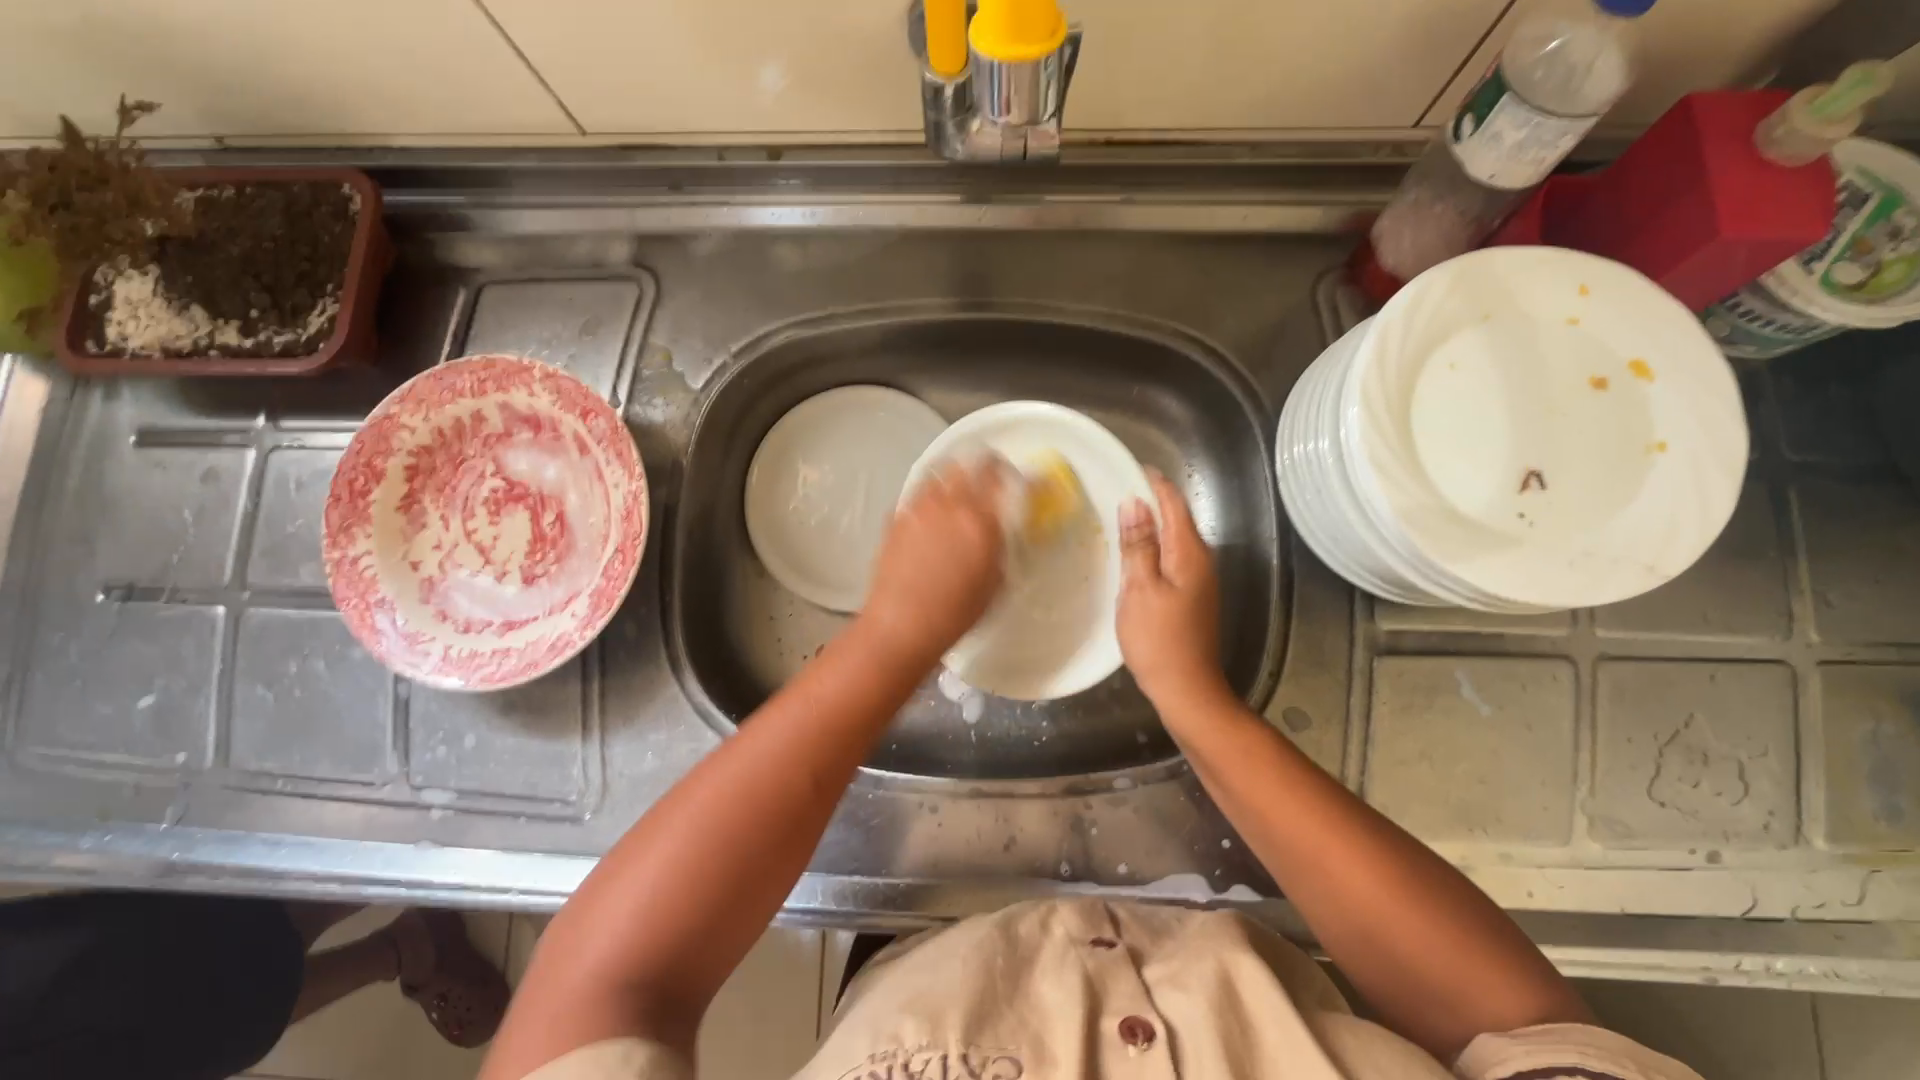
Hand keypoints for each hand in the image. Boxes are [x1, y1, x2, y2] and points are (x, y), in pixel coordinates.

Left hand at [857, 458, 1007, 667]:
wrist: (900, 626)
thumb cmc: (955, 613)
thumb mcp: (995, 582)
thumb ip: (1000, 546)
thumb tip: (1001, 530)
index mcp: (981, 520)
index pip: (1002, 477)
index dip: (1016, 473)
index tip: (1022, 478)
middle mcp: (949, 505)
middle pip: (968, 463)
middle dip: (983, 465)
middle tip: (991, 475)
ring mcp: (918, 508)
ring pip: (939, 472)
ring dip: (953, 474)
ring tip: (959, 489)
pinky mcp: (895, 518)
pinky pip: (917, 494)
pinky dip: (929, 495)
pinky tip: (932, 514)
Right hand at [1118, 470, 1227, 707]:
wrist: (1186, 688)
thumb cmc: (1158, 639)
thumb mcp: (1140, 589)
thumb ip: (1138, 545)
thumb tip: (1135, 503)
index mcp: (1189, 553)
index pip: (1173, 503)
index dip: (1152, 482)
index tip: (1125, 467)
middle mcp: (1200, 560)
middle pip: (1176, 518)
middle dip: (1148, 501)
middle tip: (1112, 490)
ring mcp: (1199, 579)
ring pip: (1173, 539)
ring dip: (1149, 526)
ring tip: (1116, 518)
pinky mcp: (1192, 596)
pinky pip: (1171, 558)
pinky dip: (1152, 548)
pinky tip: (1131, 555)